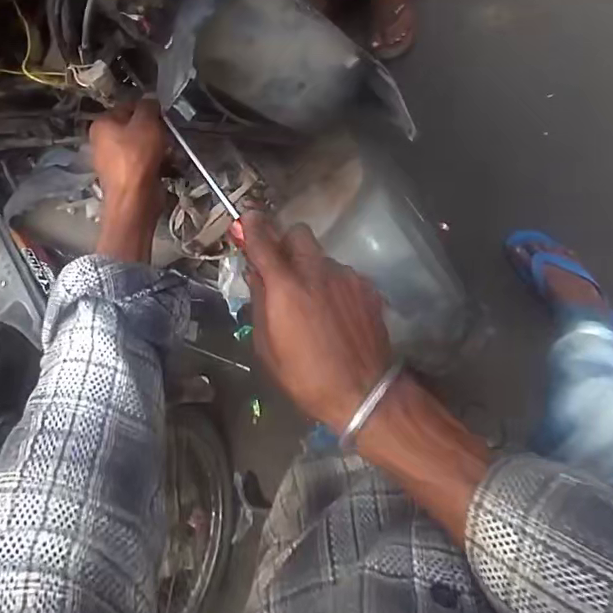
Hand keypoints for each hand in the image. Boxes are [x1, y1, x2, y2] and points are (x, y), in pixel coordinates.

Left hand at [90, 98, 166, 198]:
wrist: (134, 198)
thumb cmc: (138, 155)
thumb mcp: (147, 122)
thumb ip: (149, 106)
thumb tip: (150, 101)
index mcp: (102, 123)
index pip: (128, 106)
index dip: (148, 109)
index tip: (163, 116)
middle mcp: (101, 141)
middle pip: (134, 127)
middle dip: (153, 129)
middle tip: (167, 133)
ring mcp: (111, 161)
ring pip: (140, 145)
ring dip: (157, 146)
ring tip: (169, 150)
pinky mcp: (123, 177)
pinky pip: (142, 162)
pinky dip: (154, 162)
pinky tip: (166, 164)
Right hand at [240, 212, 392, 429]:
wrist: (364, 393)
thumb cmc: (305, 376)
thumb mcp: (267, 346)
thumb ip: (259, 301)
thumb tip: (257, 273)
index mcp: (286, 285)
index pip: (263, 240)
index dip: (251, 226)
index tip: (246, 220)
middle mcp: (316, 270)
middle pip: (298, 233)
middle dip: (286, 244)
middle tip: (282, 268)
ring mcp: (346, 276)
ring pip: (322, 256)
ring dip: (312, 269)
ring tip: (314, 302)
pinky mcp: (367, 286)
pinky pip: (343, 274)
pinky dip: (334, 285)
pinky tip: (337, 313)